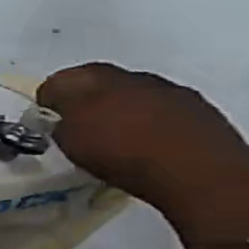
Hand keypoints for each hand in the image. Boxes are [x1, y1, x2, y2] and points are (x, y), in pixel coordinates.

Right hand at [39, 63, 248, 226]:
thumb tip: (62, 120)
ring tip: (116, 136)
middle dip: (87, 99)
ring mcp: (172, 92)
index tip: (48, 118)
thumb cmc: (118, 154)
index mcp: (93, 80)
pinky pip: (163, 110)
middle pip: (100, 82)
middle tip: (79, 124)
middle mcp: (133, 78)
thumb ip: (60, 123)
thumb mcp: (68, 141)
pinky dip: (152, 120)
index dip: (50, 98)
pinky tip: (147, 142)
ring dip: (123, 108)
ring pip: (134, 94)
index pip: (60, 80)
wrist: (196, 171)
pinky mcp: (201, 110)